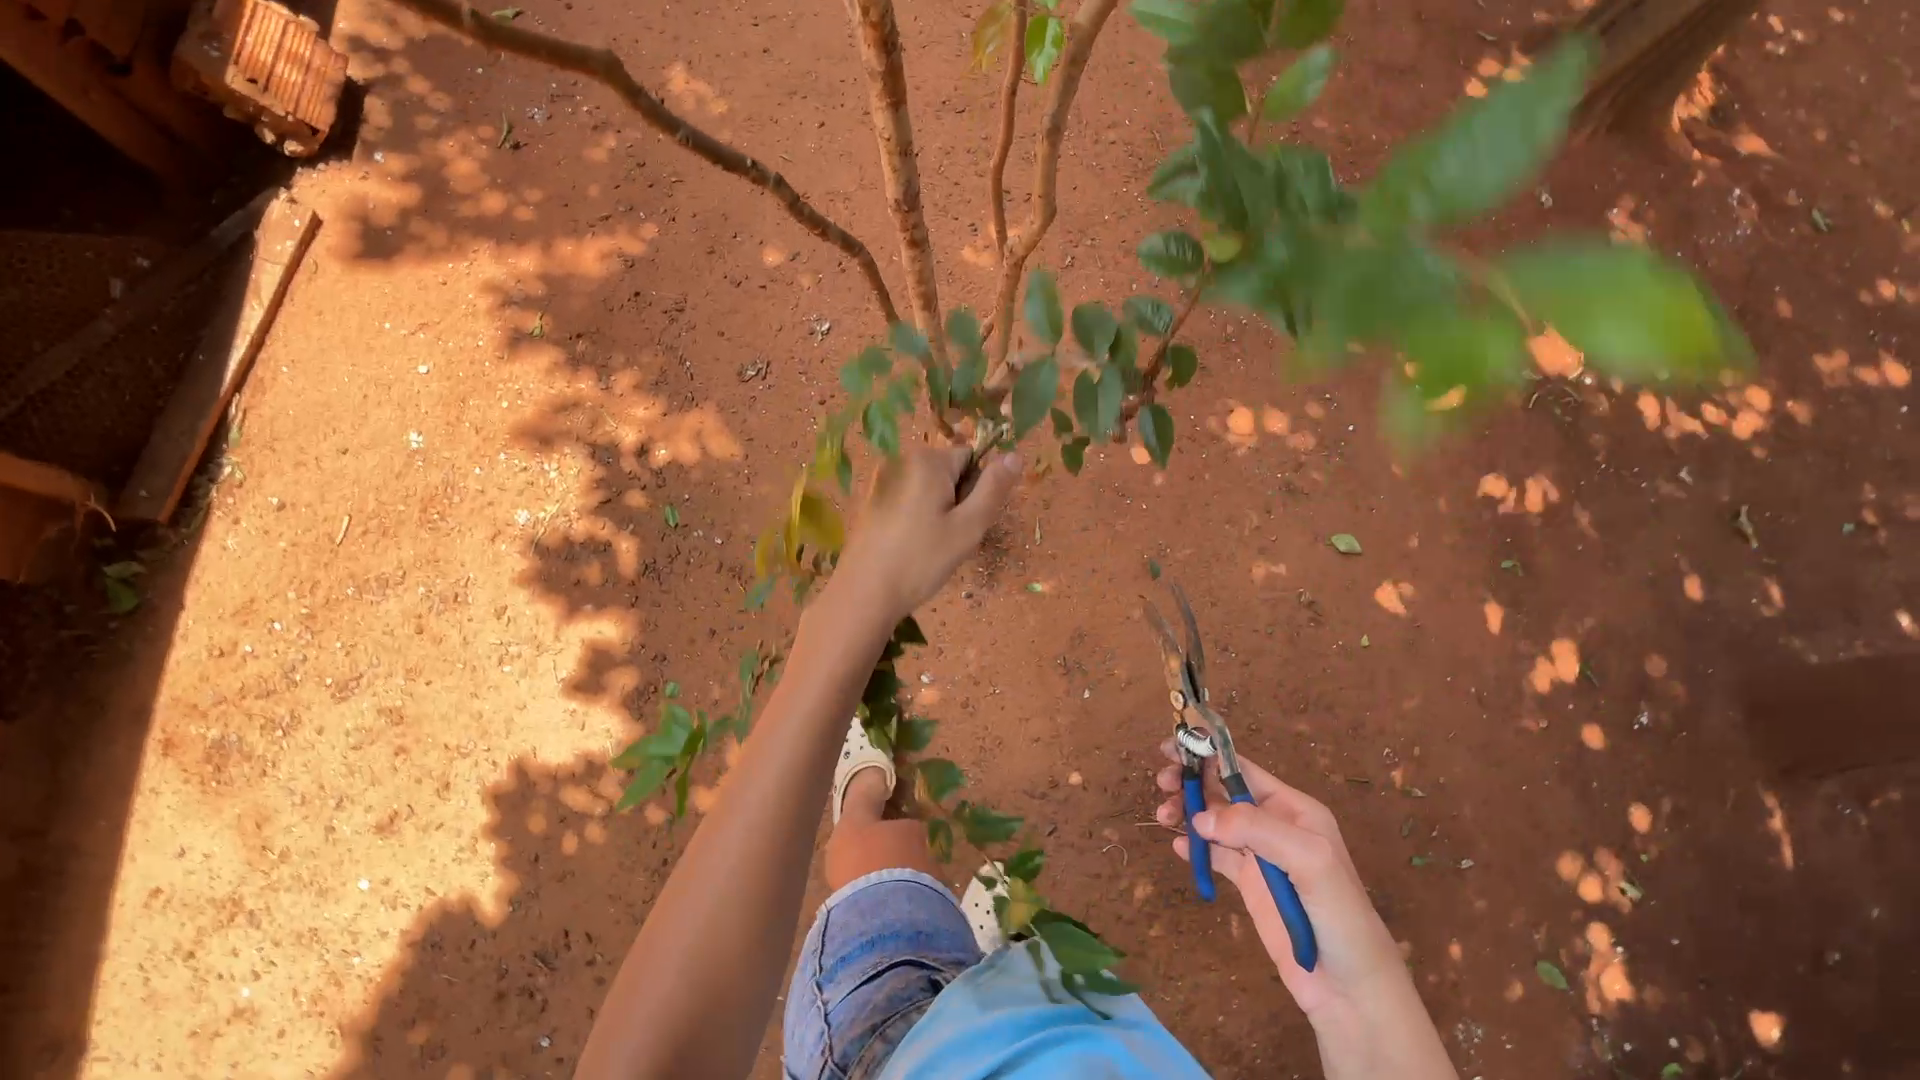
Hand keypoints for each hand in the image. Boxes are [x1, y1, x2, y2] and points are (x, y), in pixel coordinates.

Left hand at [831, 444, 1021, 622]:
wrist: (863, 594)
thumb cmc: (921, 561)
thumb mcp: (968, 527)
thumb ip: (994, 489)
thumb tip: (1015, 455)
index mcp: (927, 460)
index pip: (971, 458)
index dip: (977, 490)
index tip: (967, 522)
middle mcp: (901, 459)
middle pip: (949, 472)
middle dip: (957, 502)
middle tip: (951, 539)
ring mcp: (881, 480)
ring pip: (929, 489)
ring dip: (939, 512)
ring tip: (930, 547)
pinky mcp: (870, 501)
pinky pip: (908, 500)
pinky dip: (917, 519)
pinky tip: (911, 547)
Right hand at [1155, 742, 1456, 1078]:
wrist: (1349, 987)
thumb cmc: (1338, 914)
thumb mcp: (1308, 861)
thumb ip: (1256, 830)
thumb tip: (1201, 817)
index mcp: (1294, 809)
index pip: (1243, 769)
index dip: (1207, 754)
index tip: (1171, 748)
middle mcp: (1274, 825)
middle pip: (1222, 790)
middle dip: (1191, 781)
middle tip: (1163, 785)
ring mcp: (1260, 856)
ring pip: (1214, 820)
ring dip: (1187, 812)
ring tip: (1164, 818)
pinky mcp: (1248, 885)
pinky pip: (1215, 855)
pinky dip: (1193, 847)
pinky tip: (1178, 848)